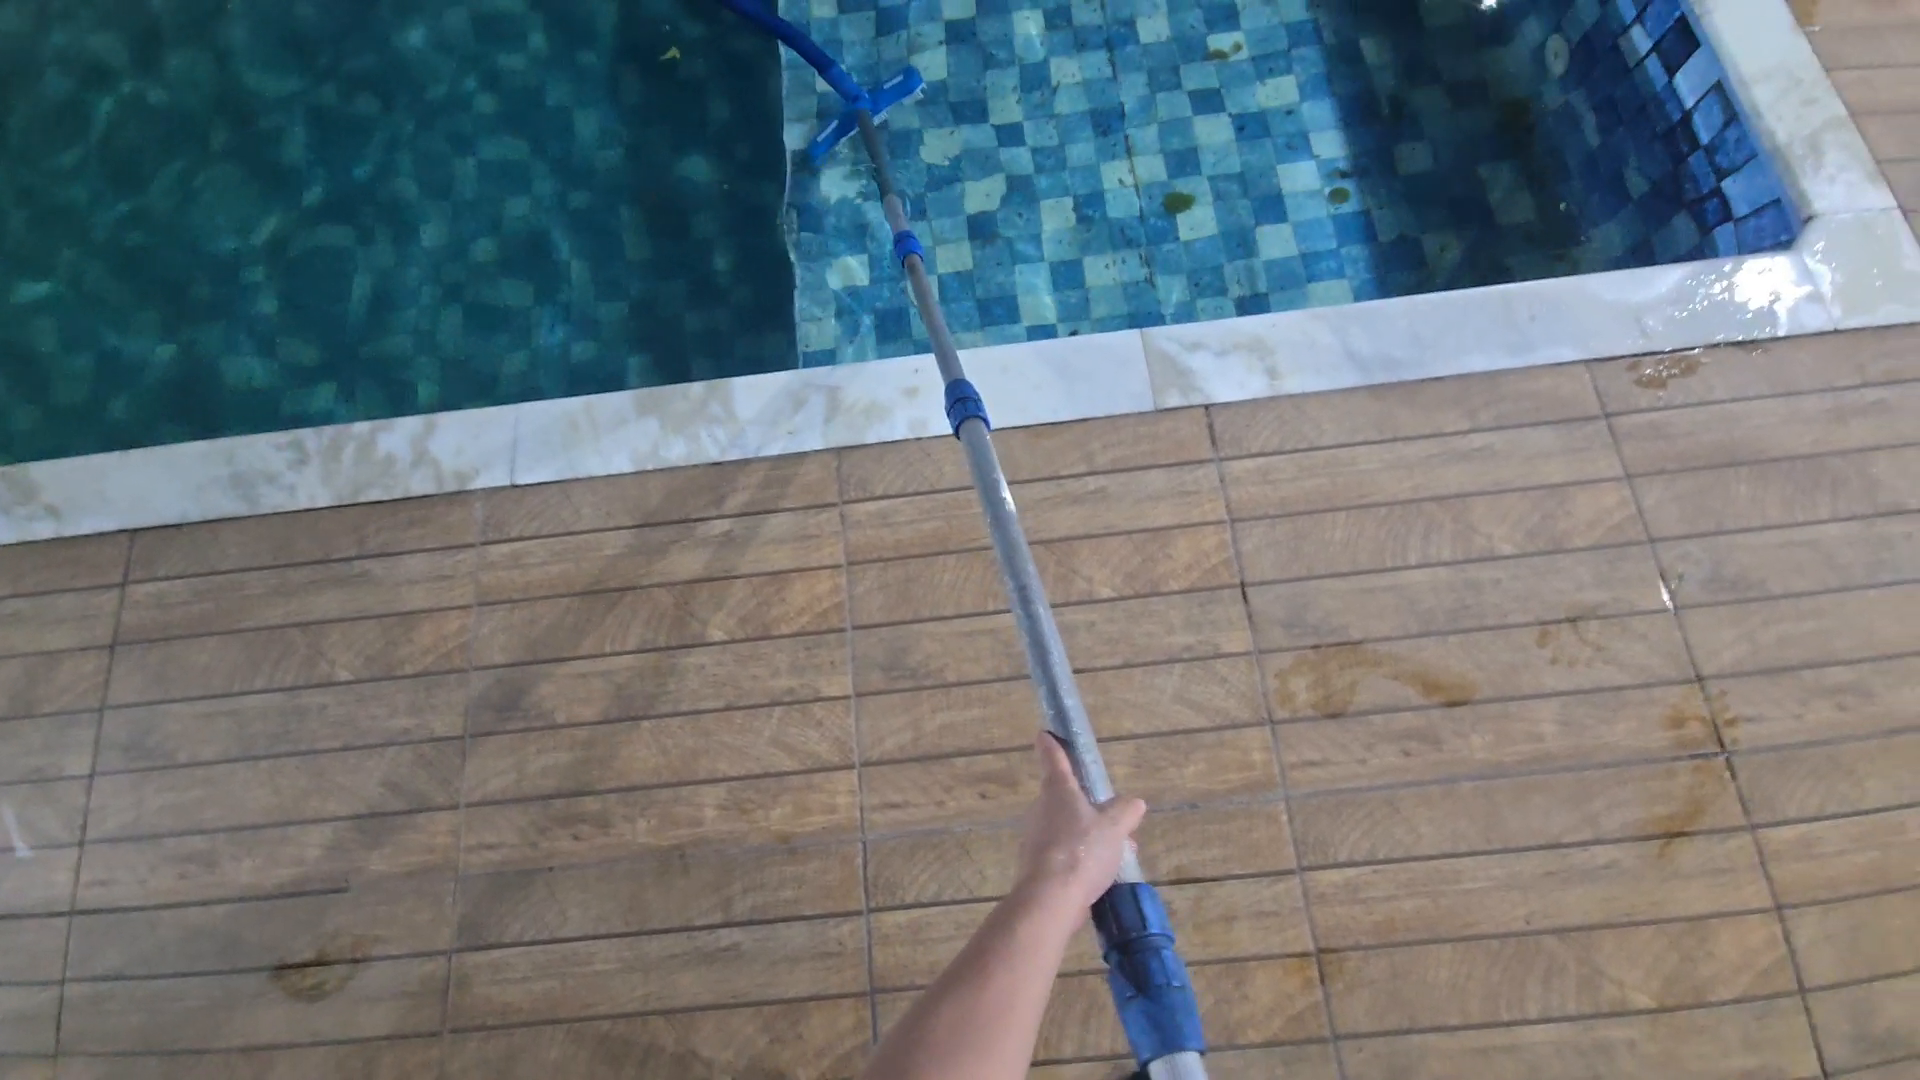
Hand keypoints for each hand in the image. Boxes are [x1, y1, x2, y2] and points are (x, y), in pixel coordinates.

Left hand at [1015, 733, 1147, 910]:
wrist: (1049, 900)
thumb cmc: (1081, 852)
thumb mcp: (1114, 828)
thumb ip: (1126, 812)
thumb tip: (1135, 802)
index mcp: (1058, 790)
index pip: (1053, 758)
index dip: (1051, 745)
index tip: (1045, 733)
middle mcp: (1042, 809)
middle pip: (1065, 798)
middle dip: (1089, 805)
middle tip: (1115, 818)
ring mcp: (1037, 837)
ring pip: (1068, 828)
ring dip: (1091, 835)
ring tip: (1121, 852)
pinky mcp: (1038, 865)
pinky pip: (1065, 853)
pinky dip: (1083, 858)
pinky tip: (1104, 875)